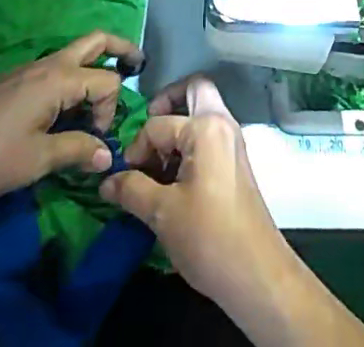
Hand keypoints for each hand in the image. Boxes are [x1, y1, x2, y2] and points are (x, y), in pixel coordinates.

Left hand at [0, 31, 143, 214]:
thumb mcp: (37, 160)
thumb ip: (78, 151)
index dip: (112, 110)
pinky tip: (64, 112)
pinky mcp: (10, 84)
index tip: (97, 142)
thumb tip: (108, 155)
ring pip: (72, 55)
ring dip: (93, 68)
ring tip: (101, 100)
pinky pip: (52, 71)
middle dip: (120, 49)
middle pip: (94, 42)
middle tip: (138, 65)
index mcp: (57, 79)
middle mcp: (45, 65)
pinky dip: (71, 80)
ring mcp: (25, 71)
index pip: (107, 82)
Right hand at [98, 75, 291, 308]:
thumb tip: (107, 182)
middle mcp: (223, 124)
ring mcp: (232, 143)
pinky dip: (187, 147)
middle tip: (146, 137)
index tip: (126, 176)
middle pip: (193, 91)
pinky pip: (207, 137)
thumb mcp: (161, 212)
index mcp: (207, 127)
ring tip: (154, 168)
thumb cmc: (208, 236)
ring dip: (175, 131)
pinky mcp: (234, 163)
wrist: (255, 272)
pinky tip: (170, 181)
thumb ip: (131, 189)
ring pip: (200, 115)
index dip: (136, 148)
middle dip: (165, 105)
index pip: (158, 123)